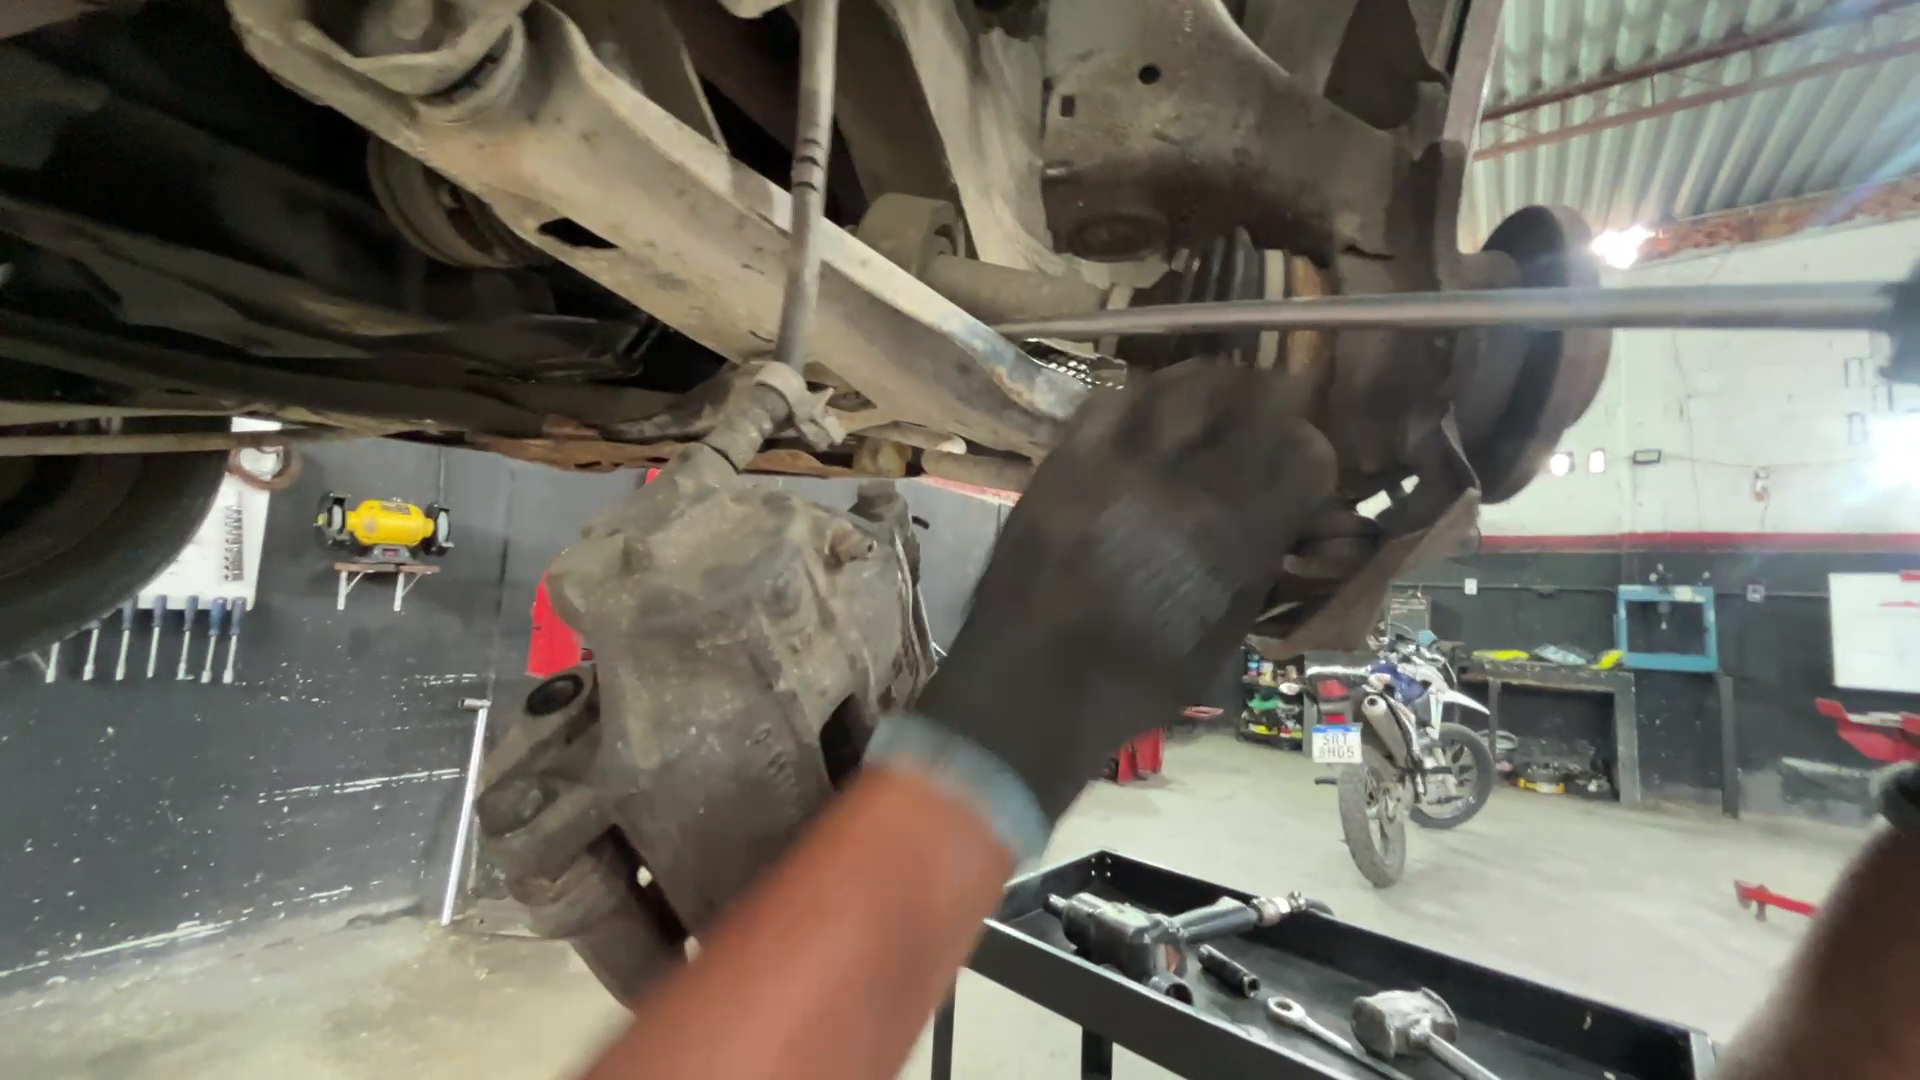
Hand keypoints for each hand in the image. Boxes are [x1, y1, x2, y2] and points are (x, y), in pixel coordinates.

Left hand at [913, 362, 1337, 825]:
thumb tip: (1284, 515)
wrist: (1028, 684)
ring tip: (1215, 401)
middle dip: (1270, 401)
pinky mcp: (1059, 463)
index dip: (1311, 451)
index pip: (1299, 453)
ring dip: (1209, 388)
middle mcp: (1174, 482)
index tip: (1306, 459)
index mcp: (1228, 534)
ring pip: (1175, 386)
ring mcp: (1109, 464)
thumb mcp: (1223, 635)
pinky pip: (1107, 404)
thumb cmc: (1134, 681)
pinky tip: (1146, 414)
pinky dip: (1140, 401)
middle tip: (1271, 409)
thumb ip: (1260, 562)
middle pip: (1243, 401)